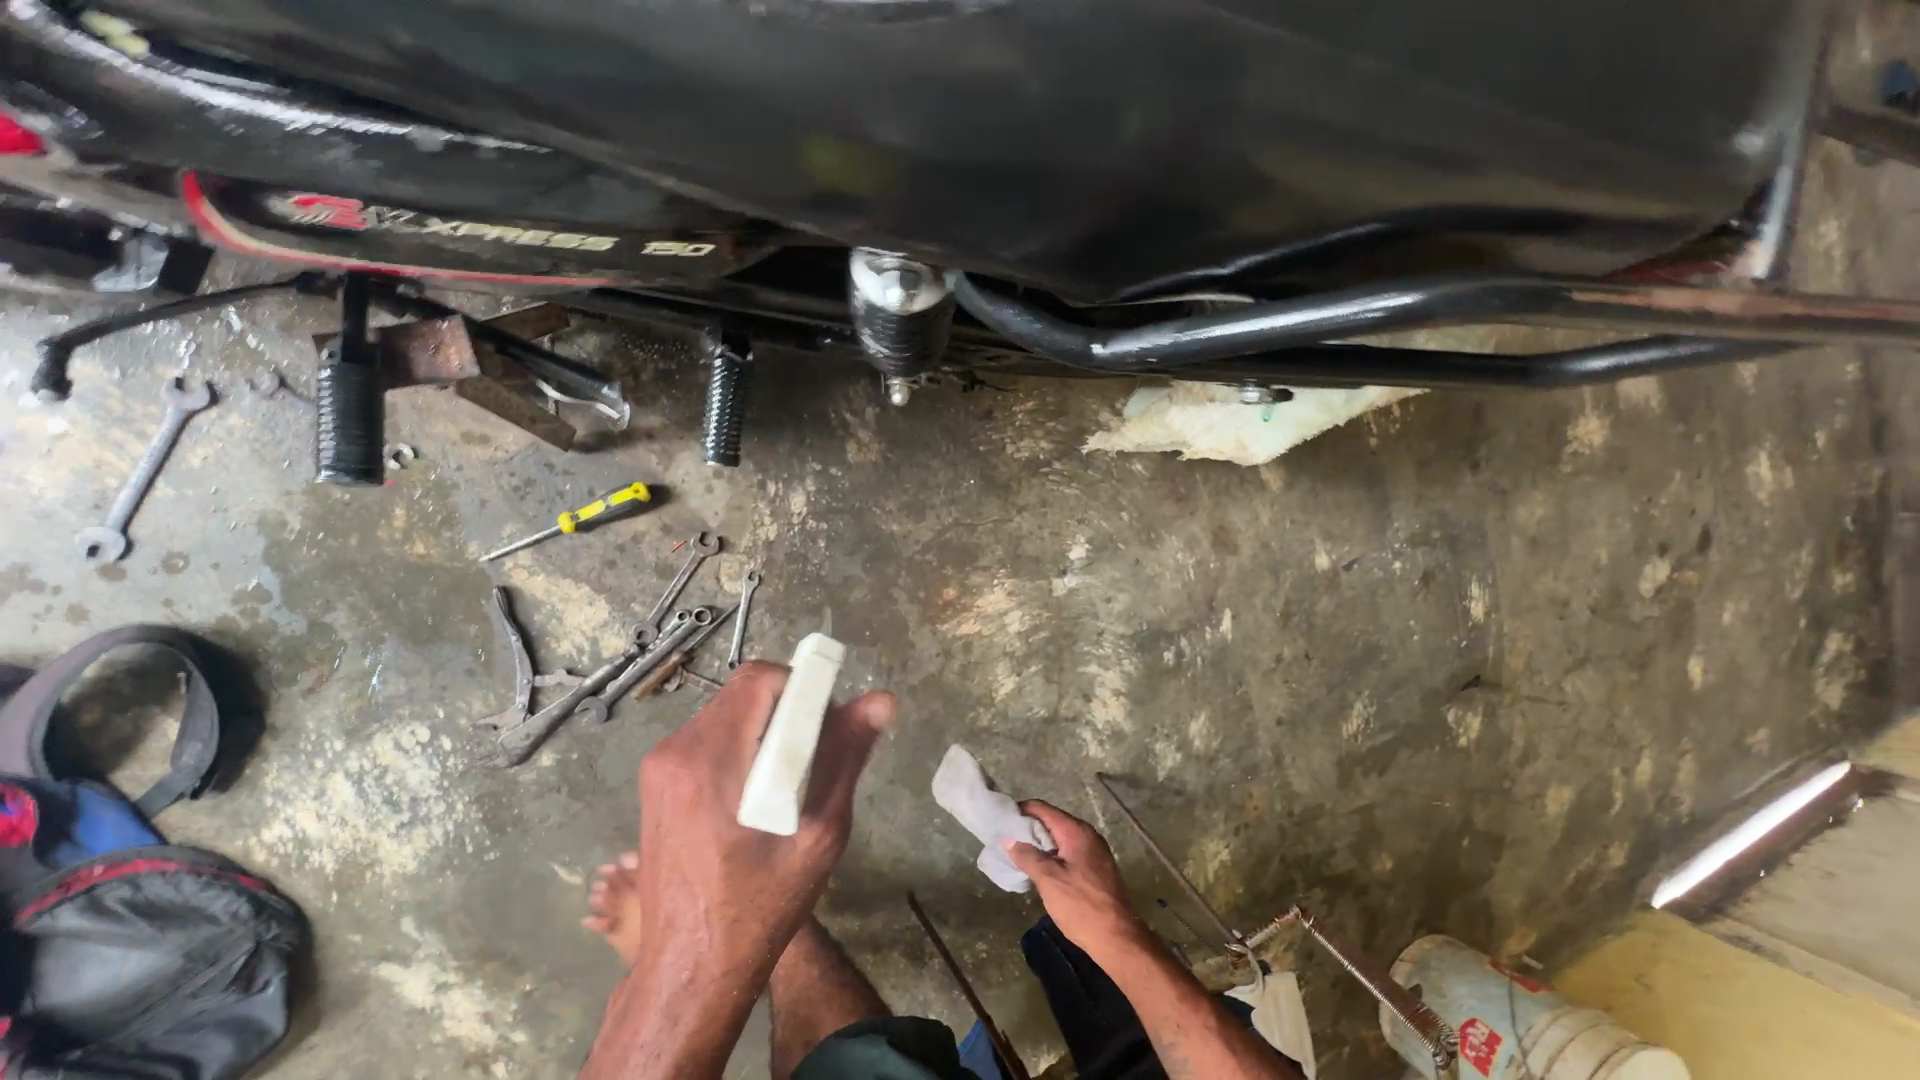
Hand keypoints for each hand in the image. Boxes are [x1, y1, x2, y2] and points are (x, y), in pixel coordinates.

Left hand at [632, 661, 894, 977]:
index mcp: (712, 762)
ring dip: (764, 729)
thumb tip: (881, 702)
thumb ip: (846, 759)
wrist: (690, 965)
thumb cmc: (761, 908)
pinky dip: (741, 747)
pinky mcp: (654, 782)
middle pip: (742, 693)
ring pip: (726, 712)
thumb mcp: (818, 835)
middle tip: (815, 759)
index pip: (759, 679)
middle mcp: (675, 752)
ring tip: (788, 785)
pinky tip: (756, 796)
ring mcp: (657, 767)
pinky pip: (708, 737)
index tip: (826, 727)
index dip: (802, 687)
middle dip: (787, 710)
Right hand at [1005, 800, 1149, 961]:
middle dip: (1028, 829)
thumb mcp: (1049, 880)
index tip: (1001, 819)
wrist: (1117, 938)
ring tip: (1017, 854)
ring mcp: (1095, 852)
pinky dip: (1052, 856)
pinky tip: (1039, 870)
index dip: (1021, 810)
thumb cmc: (1081, 906)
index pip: (1043, 809)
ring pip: (1061, 839)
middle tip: (1005, 839)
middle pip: (1052, 822)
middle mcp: (1088, 836)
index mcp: (1076, 832)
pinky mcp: (1096, 869)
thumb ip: (1028, 856)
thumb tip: (1010, 839)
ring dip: (1040, 845)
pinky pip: (1069, 853)